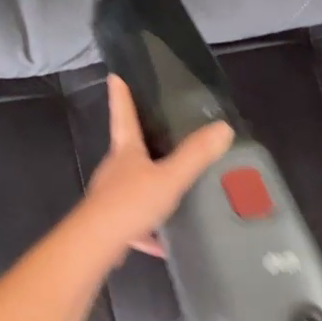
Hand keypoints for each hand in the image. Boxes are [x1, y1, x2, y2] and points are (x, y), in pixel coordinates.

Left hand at [81, 75, 233, 258]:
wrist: (97, 243)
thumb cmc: (130, 202)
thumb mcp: (170, 178)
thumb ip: (196, 155)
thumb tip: (223, 127)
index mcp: (126, 152)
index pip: (124, 115)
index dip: (122, 96)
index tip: (115, 76)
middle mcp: (114, 171)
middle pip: (128, 152)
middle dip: (142, 146)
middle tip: (160, 138)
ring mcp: (110, 198)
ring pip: (133, 188)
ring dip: (150, 191)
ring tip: (174, 195)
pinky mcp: (111, 225)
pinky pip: (135, 223)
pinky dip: (150, 232)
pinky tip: (166, 243)